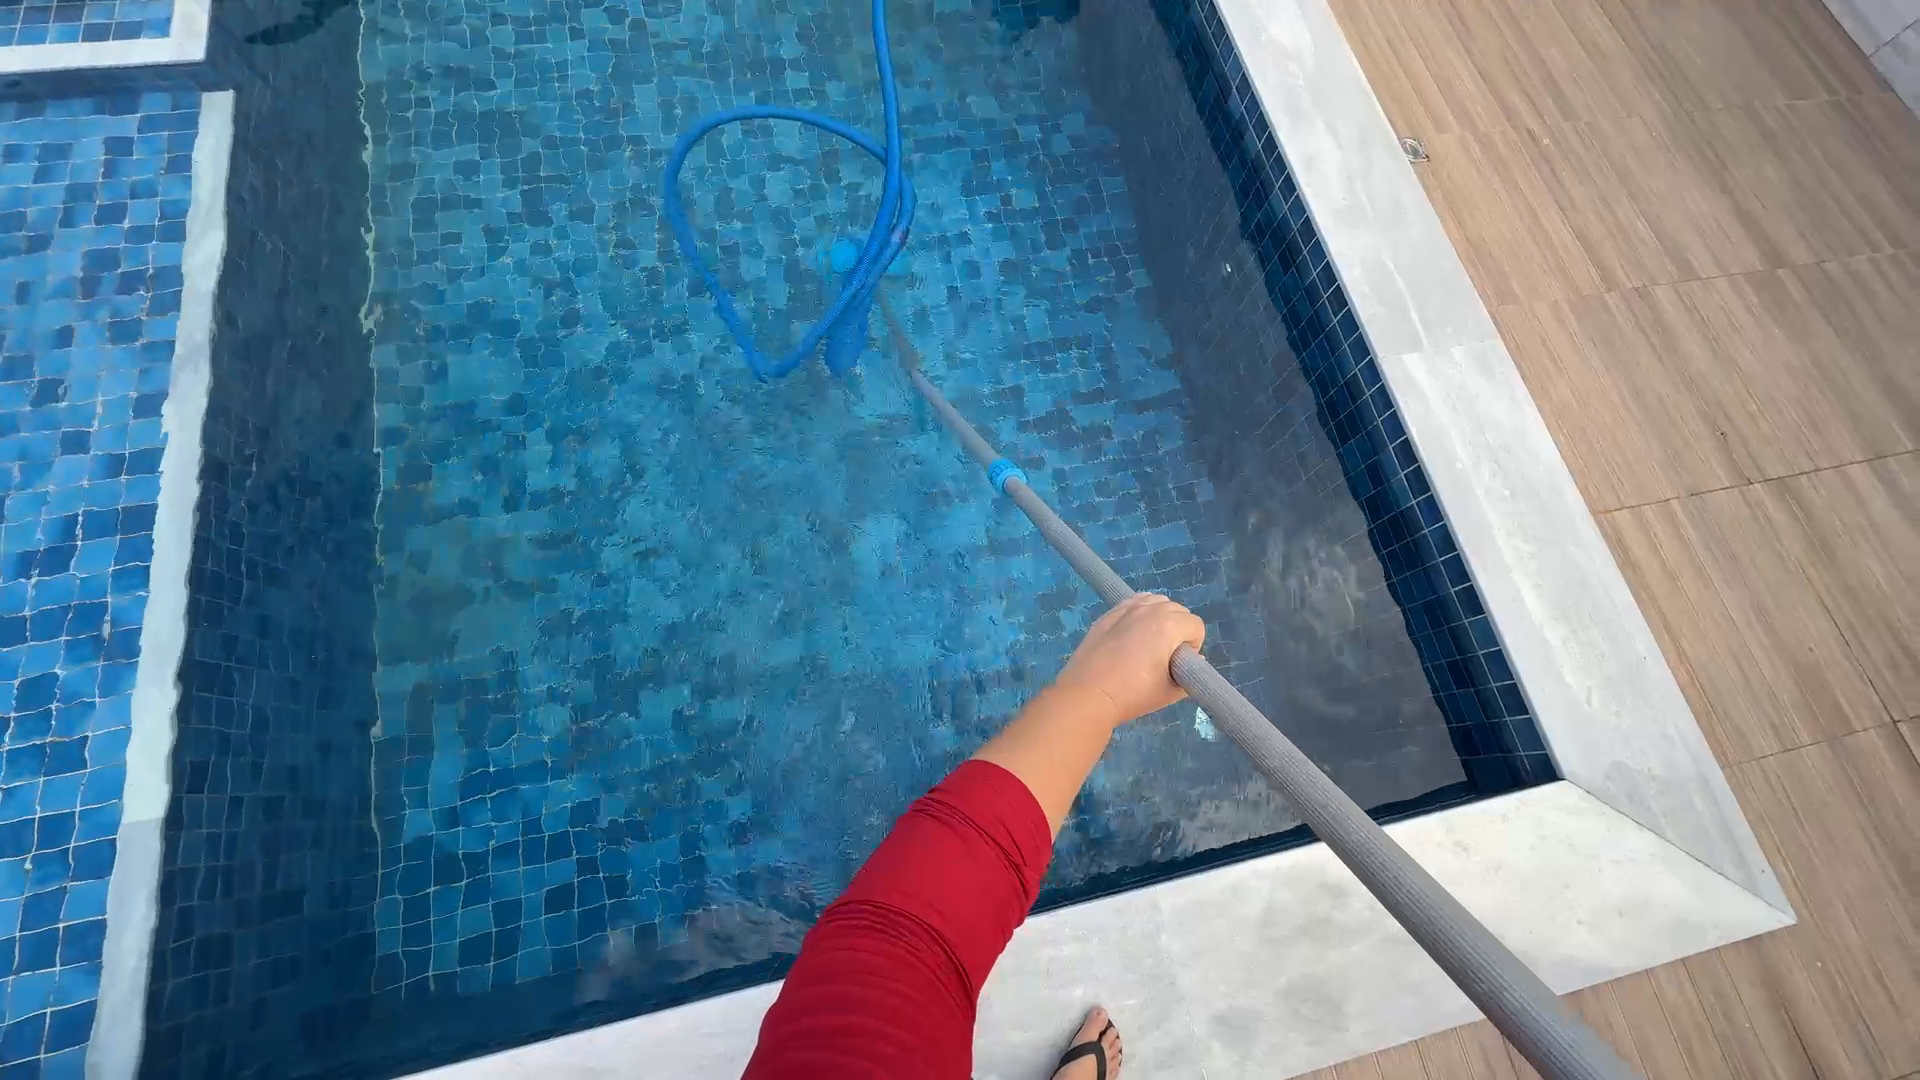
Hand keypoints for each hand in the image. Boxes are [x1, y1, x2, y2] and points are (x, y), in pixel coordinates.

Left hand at [1051, 593, 1205, 727]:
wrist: (1089, 693)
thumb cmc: (1133, 694)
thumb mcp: (1171, 690)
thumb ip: (1190, 672)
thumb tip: (1192, 658)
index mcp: (1168, 625)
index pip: (1196, 625)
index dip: (1193, 645)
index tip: (1179, 663)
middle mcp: (1149, 609)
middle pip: (1178, 610)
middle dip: (1179, 630)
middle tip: (1165, 655)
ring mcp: (1126, 608)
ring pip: (1156, 601)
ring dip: (1161, 617)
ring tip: (1150, 642)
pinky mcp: (1108, 613)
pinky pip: (1134, 602)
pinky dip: (1140, 611)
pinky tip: (1133, 632)